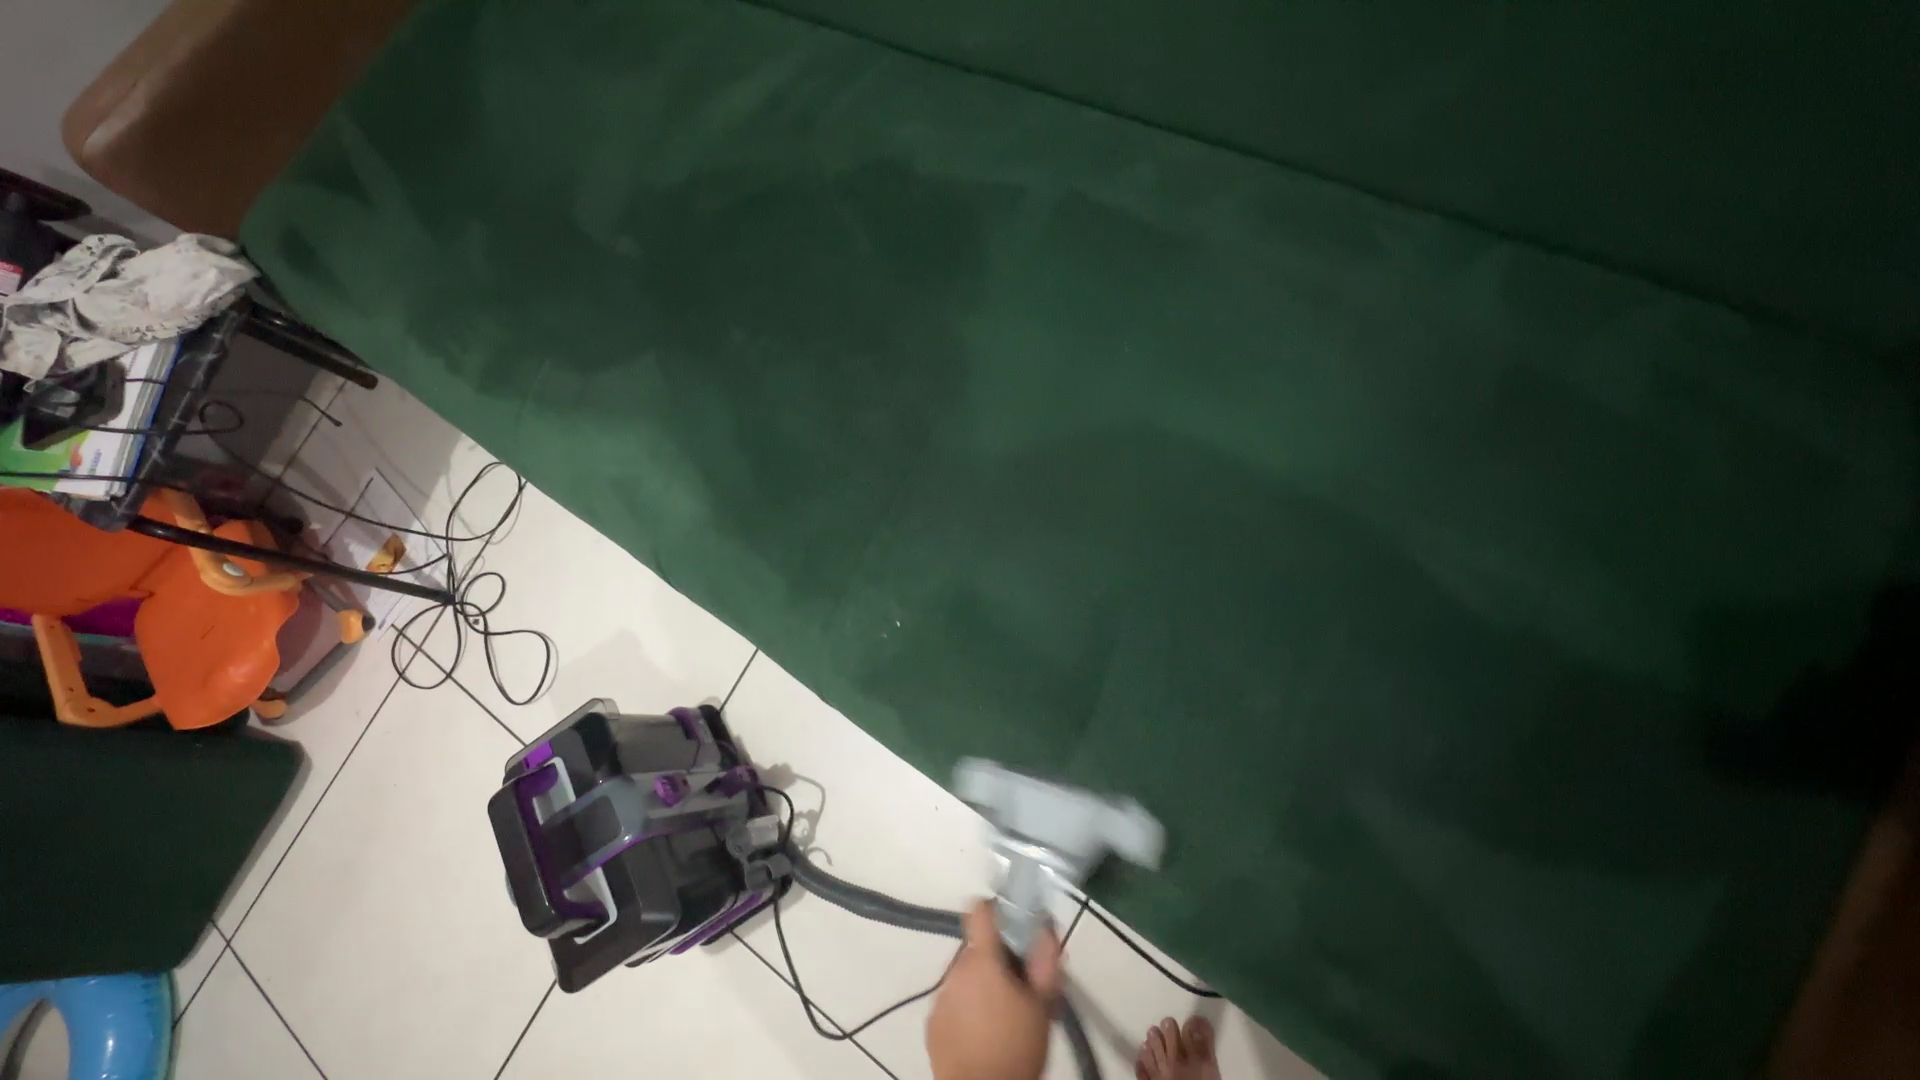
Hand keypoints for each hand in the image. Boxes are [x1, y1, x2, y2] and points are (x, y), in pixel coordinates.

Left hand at [927, 900, 1062, 1079]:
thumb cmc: (1017, 1048)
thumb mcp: (1044, 1005)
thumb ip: (1046, 959)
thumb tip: (1045, 925)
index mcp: (983, 961)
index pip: (979, 911)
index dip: (993, 909)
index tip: (1010, 922)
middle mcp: (956, 971)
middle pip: (976, 951)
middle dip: (996, 962)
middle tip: (1018, 988)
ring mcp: (940, 998)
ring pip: (964, 978)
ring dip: (980, 986)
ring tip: (1001, 1016)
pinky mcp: (931, 1024)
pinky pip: (952, 1003)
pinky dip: (965, 1009)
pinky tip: (982, 1033)